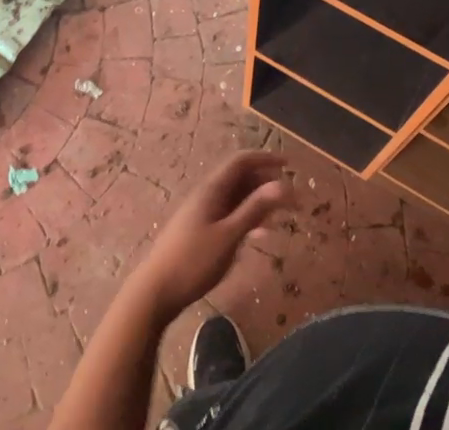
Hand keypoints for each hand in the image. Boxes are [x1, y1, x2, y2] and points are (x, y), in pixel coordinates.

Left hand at [127, 152, 292, 318]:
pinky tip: (260, 234)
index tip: (289, 165)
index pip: (241, 162)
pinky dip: (247, 218)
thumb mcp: (228, 236)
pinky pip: (229, 215)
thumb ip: (254, 209)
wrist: (156, 291)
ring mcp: (203, 213)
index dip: (265, 159)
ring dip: (259, 203)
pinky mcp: (201, 230)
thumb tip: (282, 183)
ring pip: (236, 198)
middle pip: (240, 178)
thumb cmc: (193, 261)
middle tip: (292, 199)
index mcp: (212, 190)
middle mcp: (207, 195)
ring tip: (281, 217)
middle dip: (267, 183)